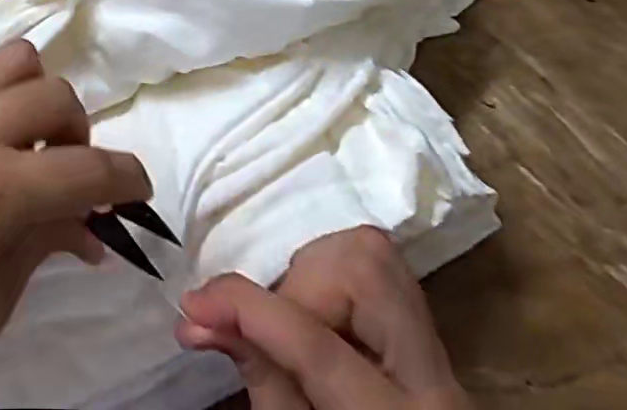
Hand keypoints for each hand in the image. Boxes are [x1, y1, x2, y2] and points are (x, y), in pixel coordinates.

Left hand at [0, 35, 151, 409]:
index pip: (89, 169)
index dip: (128, 181)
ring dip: (36, 93)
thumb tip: (92, 226)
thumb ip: (44, 245)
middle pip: (58, 96)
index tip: (138, 192)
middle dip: (82, 135)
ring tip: (25, 136)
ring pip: (14, 57)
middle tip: (69, 175)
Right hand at [175, 227, 468, 409]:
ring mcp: (435, 343)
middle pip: (365, 267)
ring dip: (310, 268)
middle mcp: (432, 373)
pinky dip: (327, 269)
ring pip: (369, 252)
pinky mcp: (422, 323)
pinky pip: (373, 263)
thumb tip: (197, 316)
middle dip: (296, 275)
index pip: (315, 342)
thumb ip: (257, 374)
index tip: (192, 304)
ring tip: (289, 310)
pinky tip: (311, 303)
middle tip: (265, 315)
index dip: (243, 309)